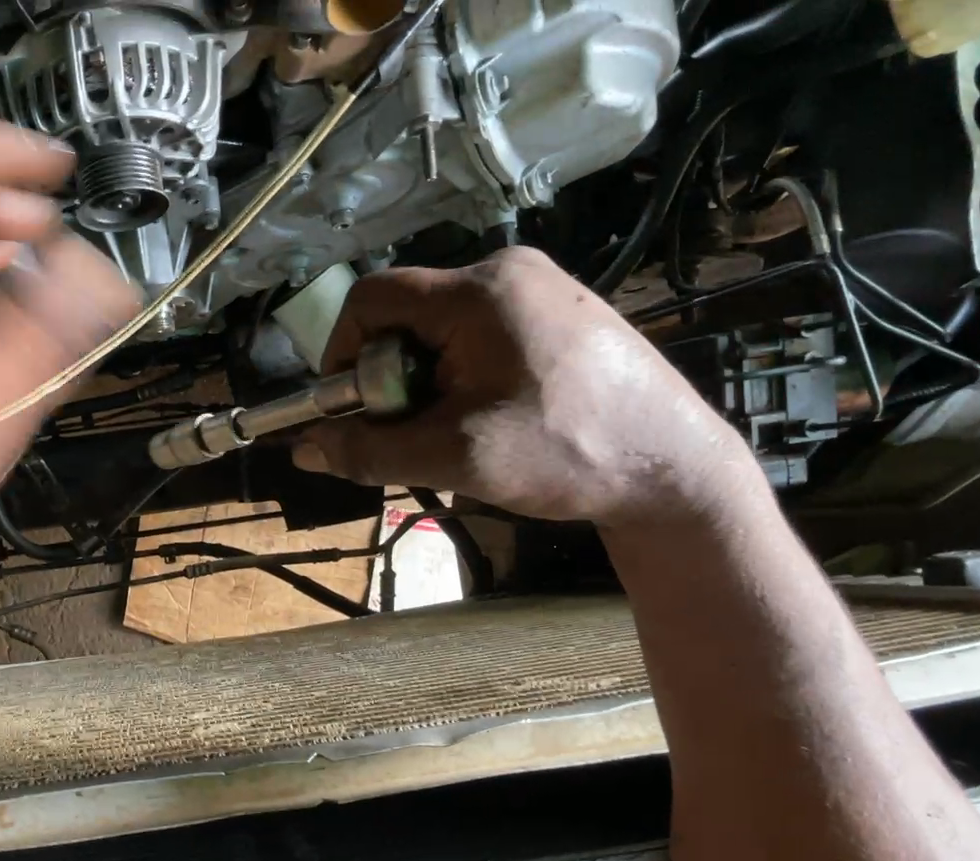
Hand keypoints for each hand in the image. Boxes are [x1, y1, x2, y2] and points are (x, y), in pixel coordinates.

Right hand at [292, 248, 756, 526]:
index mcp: (480, 290)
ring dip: (426, 384)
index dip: (341, 352)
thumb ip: (368, 450)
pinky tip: (492, 419)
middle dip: (390, 378)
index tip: (349, 407)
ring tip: (456, 433)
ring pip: (440, 331)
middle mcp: (508, 271)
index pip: (372, 298)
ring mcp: (540, 290)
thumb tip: (304, 449)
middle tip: (411, 432)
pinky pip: (479, 337)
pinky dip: (462, 378)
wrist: (675, 470)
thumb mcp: (453, 457)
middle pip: (406, 316)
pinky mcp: (559, 315)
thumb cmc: (564, 453)